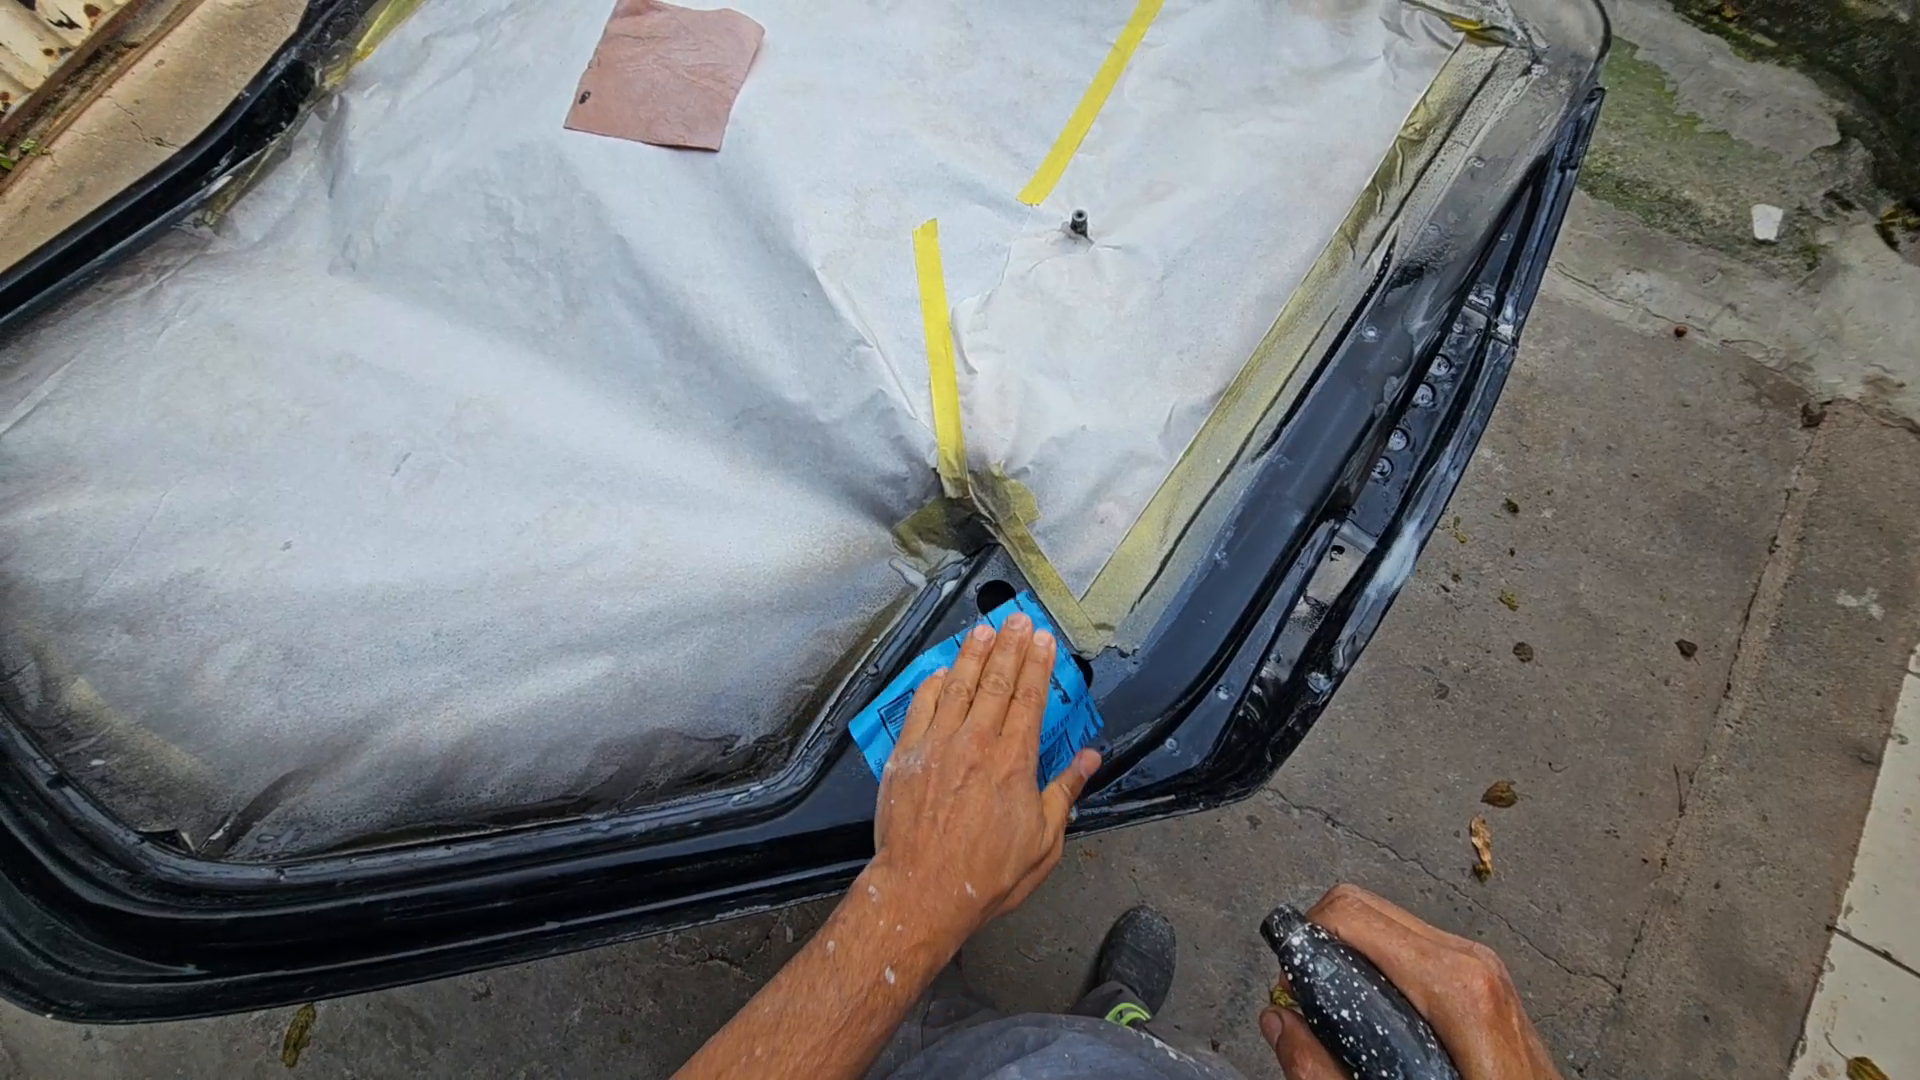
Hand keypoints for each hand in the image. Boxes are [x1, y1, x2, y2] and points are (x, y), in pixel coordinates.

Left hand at [870, 614, 1101, 950]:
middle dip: (1010, 646)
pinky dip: (932, 684)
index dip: (1038, 664)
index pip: (1029, 698)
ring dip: (973, 654)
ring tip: (985, 629)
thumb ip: (1066, 792)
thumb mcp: (1044, 842)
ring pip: (959, 685)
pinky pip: (920, 706)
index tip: (1043, 640)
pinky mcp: (906, 754)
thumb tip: (1089, 759)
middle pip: (996, 682)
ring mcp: (938, 745)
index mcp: (1013, 762)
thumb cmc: (985, 874)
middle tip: (1018, 619)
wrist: (922, 892)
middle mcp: (976, 744)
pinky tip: (942, 669)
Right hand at [1260, 885, 1561, 1079]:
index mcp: (1458, 988)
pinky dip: (1375, 958)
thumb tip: (1278, 1022)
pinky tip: (1374, 1004)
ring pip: (1384, 917)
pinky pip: (1408, 940)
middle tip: (1307, 991)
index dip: (1307, 938)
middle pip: (1363, 904)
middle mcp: (1471, 962)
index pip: (1353, 913)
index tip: (1295, 981)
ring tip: (1339, 1001)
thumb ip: (1325, 1073)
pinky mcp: (1481, 975)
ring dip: (1348, 949)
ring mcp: (1479, 964)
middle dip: (1321, 939)